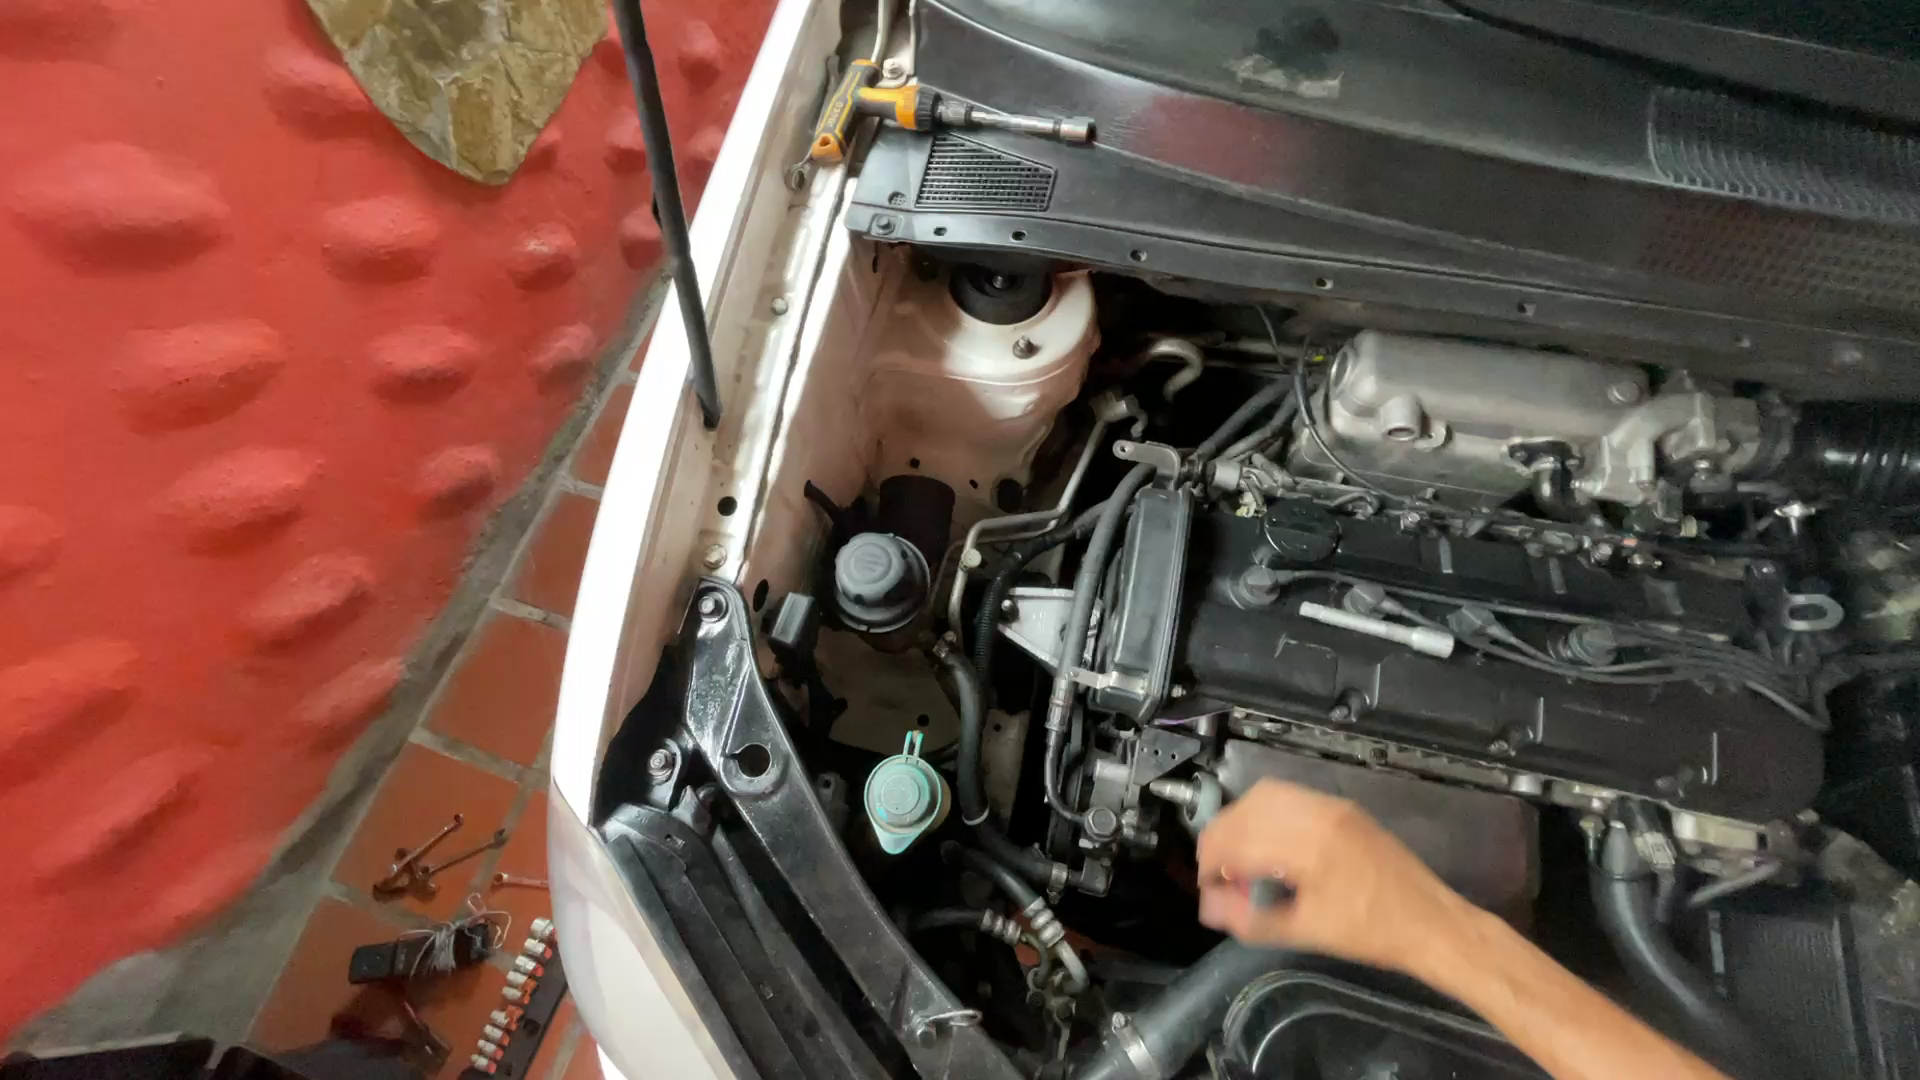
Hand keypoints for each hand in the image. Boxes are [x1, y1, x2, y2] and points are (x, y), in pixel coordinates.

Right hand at [1195, 779, 1476, 975]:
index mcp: (1308, 845)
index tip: (1207, 885)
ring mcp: (1329, 804)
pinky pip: (1285, 795)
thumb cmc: (1373, 935)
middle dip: (1220, 839)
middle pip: (1245, 811)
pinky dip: (1262, 811)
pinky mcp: (1338, 805)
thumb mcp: (1308, 933)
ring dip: (1239, 821)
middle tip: (1216, 870)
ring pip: (1262, 795)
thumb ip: (1251, 918)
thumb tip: (1208, 907)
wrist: (1435, 925)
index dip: (1211, 861)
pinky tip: (1263, 838)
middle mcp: (1316, 813)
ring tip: (1236, 853)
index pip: (1238, 840)